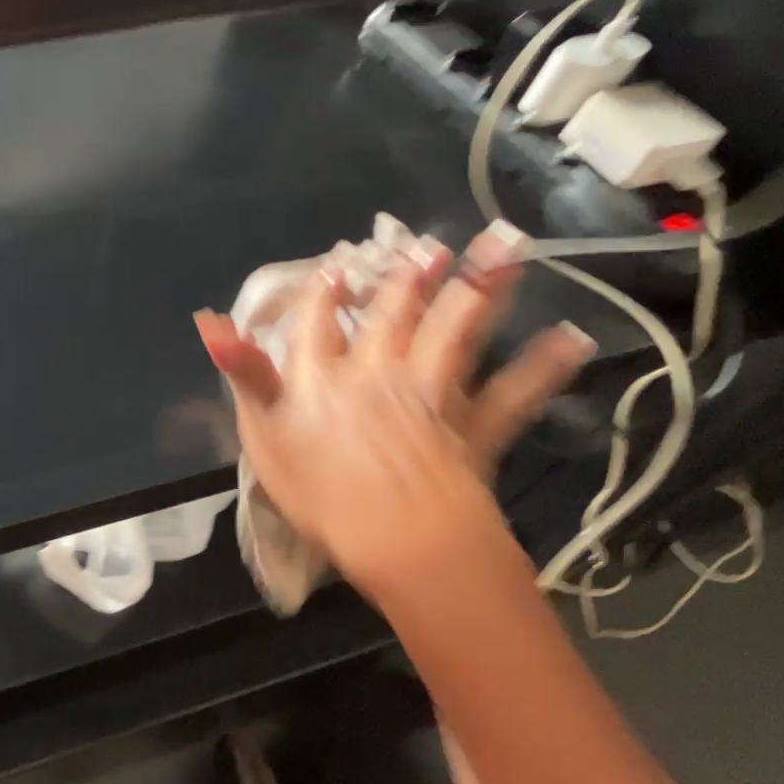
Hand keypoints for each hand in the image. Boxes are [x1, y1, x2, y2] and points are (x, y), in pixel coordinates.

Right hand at [194, 224, 594, 596]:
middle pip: (395, 315)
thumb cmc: (322, 493)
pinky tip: (572, 336)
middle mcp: (381, 371)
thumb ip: (244, 374)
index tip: (335, 266)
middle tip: (428, 241)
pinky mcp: (476, 426)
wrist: (405, 542)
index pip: (319, 324)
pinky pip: (514, 391)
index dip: (323, 295)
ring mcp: (434, 394)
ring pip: (456, 332)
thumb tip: (211, 323)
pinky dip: (544, 365)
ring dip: (480, 289)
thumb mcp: (262, 433)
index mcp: (325, 375)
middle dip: (410, 275)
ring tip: (504, 247)